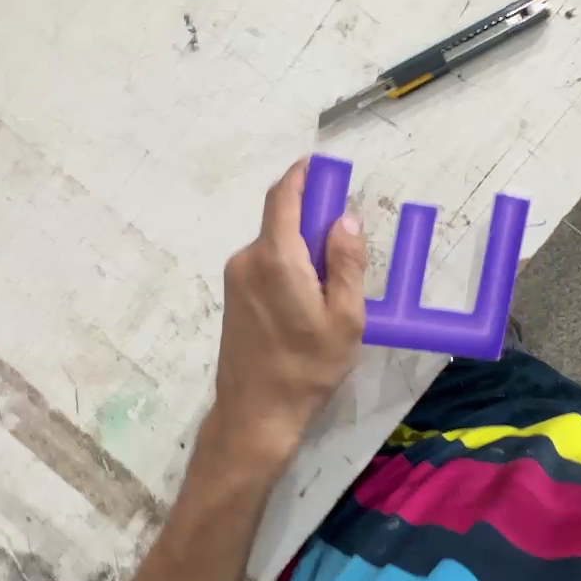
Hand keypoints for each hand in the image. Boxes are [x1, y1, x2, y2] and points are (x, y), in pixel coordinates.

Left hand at [203, 158, 368, 475]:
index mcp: (276, 258)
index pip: (283, 195)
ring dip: (302, 245)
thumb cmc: (307, 368)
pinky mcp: (234, 296)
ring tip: (332, 285)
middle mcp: (248, 259)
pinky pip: (264, 262)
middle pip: (280, 218)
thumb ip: (347, 263)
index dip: (303, 174)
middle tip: (345, 240)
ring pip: (274, 243)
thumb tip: (344, 219)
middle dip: (312, 215)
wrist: (255, 414)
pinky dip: (289, 263)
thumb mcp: (346, 318)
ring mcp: (236, 278)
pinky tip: (308, 298)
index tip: (326, 166)